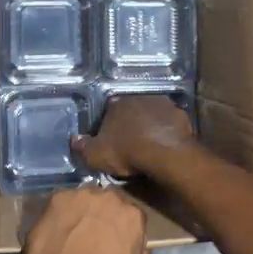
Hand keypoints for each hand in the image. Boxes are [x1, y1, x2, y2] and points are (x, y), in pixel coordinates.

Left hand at [18, 187, 150, 253]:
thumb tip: (139, 247)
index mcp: (132, 217)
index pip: (133, 216)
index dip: (124, 230)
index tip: (116, 243)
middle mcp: (109, 198)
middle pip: (110, 202)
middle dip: (105, 216)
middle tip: (94, 237)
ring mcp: (80, 196)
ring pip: (86, 199)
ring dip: (84, 211)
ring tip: (73, 234)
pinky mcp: (56, 199)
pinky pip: (63, 203)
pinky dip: (62, 214)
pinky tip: (57, 232)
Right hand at [74, 95, 193, 176]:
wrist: (164, 153)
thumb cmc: (126, 152)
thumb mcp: (96, 155)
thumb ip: (83, 147)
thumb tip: (73, 139)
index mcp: (116, 104)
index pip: (109, 110)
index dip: (109, 123)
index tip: (111, 137)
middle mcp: (138, 98)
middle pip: (132, 108)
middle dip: (131, 121)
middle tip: (131, 140)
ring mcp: (161, 104)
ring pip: (152, 112)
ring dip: (150, 123)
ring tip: (150, 141)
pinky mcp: (179, 114)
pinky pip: (170, 121)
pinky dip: (167, 129)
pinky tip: (166, 142)